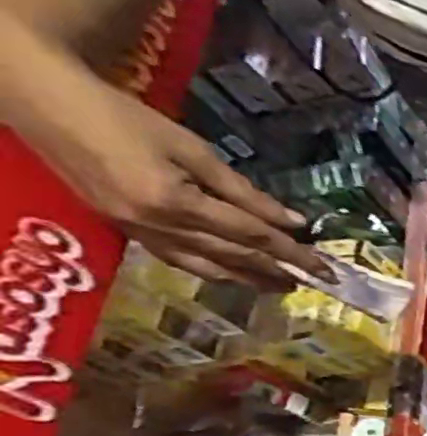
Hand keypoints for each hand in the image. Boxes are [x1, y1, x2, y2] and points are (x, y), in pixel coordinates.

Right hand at [17, 60, 328, 289]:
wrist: (36, 97)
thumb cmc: (119, 116)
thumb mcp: (192, 150)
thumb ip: (245, 192)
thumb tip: (296, 223)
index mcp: (176, 203)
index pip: (254, 237)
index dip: (295, 255)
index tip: (327, 269)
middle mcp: (157, 225)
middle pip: (235, 256)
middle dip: (278, 271)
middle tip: (313, 283)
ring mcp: (136, 230)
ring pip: (208, 267)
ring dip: (250, 279)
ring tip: (283, 285)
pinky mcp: (122, 228)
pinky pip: (178, 259)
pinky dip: (214, 271)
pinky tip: (235, 275)